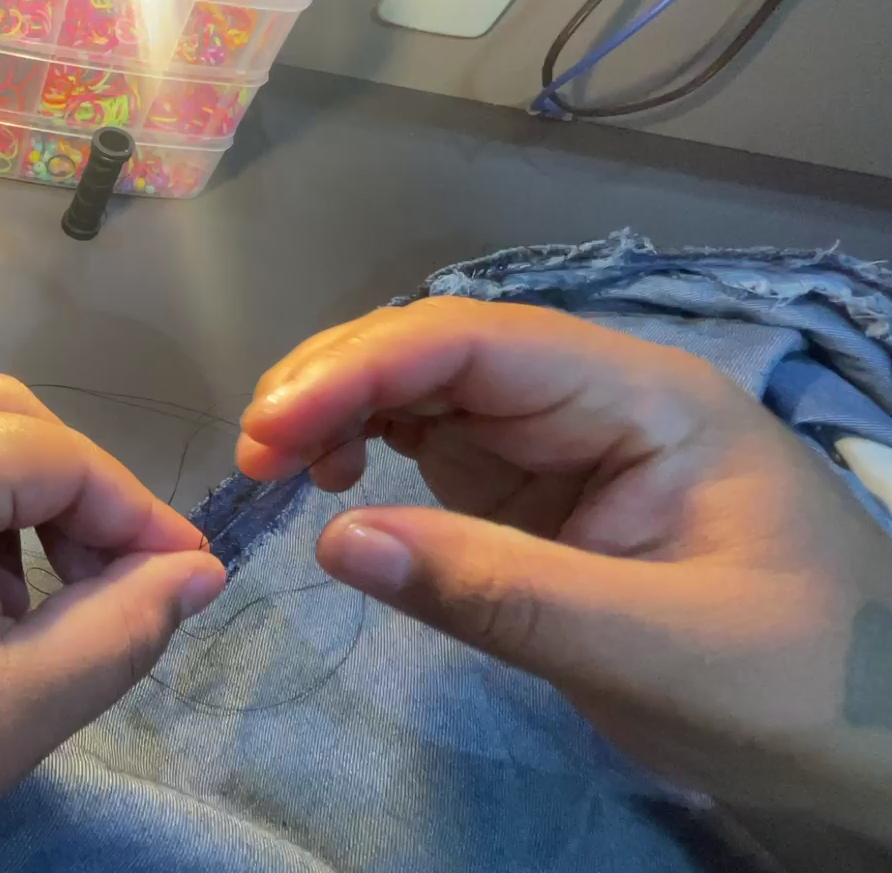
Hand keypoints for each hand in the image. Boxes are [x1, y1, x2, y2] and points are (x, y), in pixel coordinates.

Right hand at [237, 299, 891, 839]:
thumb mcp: (665, 655)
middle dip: (323, 384)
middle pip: (417, 346)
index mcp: (630, 396)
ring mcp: (533, 428)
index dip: (356, 370)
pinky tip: (325, 475)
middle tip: (256, 454)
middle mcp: (570, 390)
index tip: (270, 429)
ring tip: (275, 464)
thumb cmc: (806, 688)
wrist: (873, 744)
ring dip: (323, 407)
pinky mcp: (503, 471)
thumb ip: (497, 593)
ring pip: (399, 380)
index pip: (467, 343)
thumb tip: (334, 542)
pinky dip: (346, 439)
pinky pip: (404, 428)